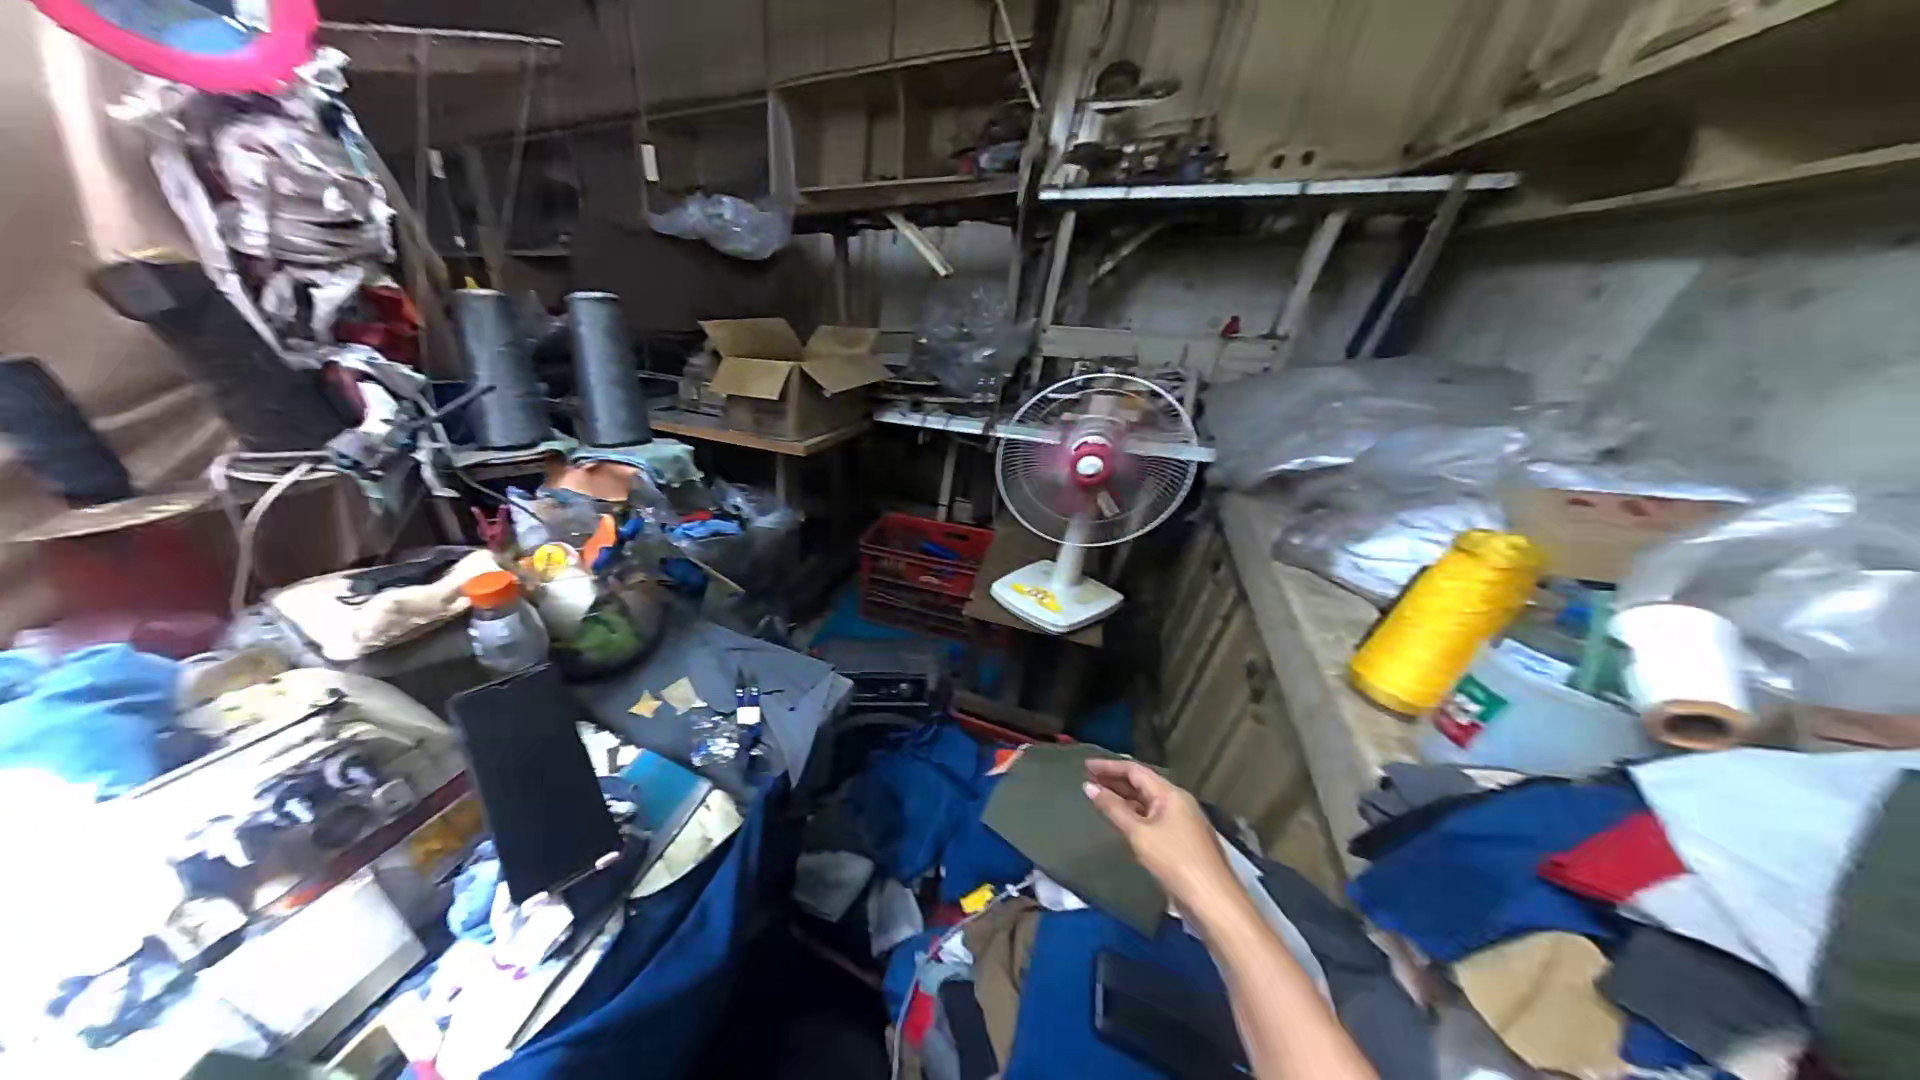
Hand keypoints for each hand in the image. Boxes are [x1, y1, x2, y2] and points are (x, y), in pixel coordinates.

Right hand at [1083, 758, 1238, 915]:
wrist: (1214, 901)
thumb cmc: (1174, 861)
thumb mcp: (1139, 834)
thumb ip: (1113, 809)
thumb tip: (1089, 787)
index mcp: (1170, 793)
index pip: (1135, 770)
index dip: (1109, 766)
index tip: (1086, 765)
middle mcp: (1179, 801)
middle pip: (1143, 783)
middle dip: (1115, 780)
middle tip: (1089, 778)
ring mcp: (1183, 821)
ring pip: (1148, 801)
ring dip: (1124, 797)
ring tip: (1100, 796)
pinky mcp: (1184, 840)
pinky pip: (1154, 817)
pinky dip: (1135, 813)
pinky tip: (1123, 820)